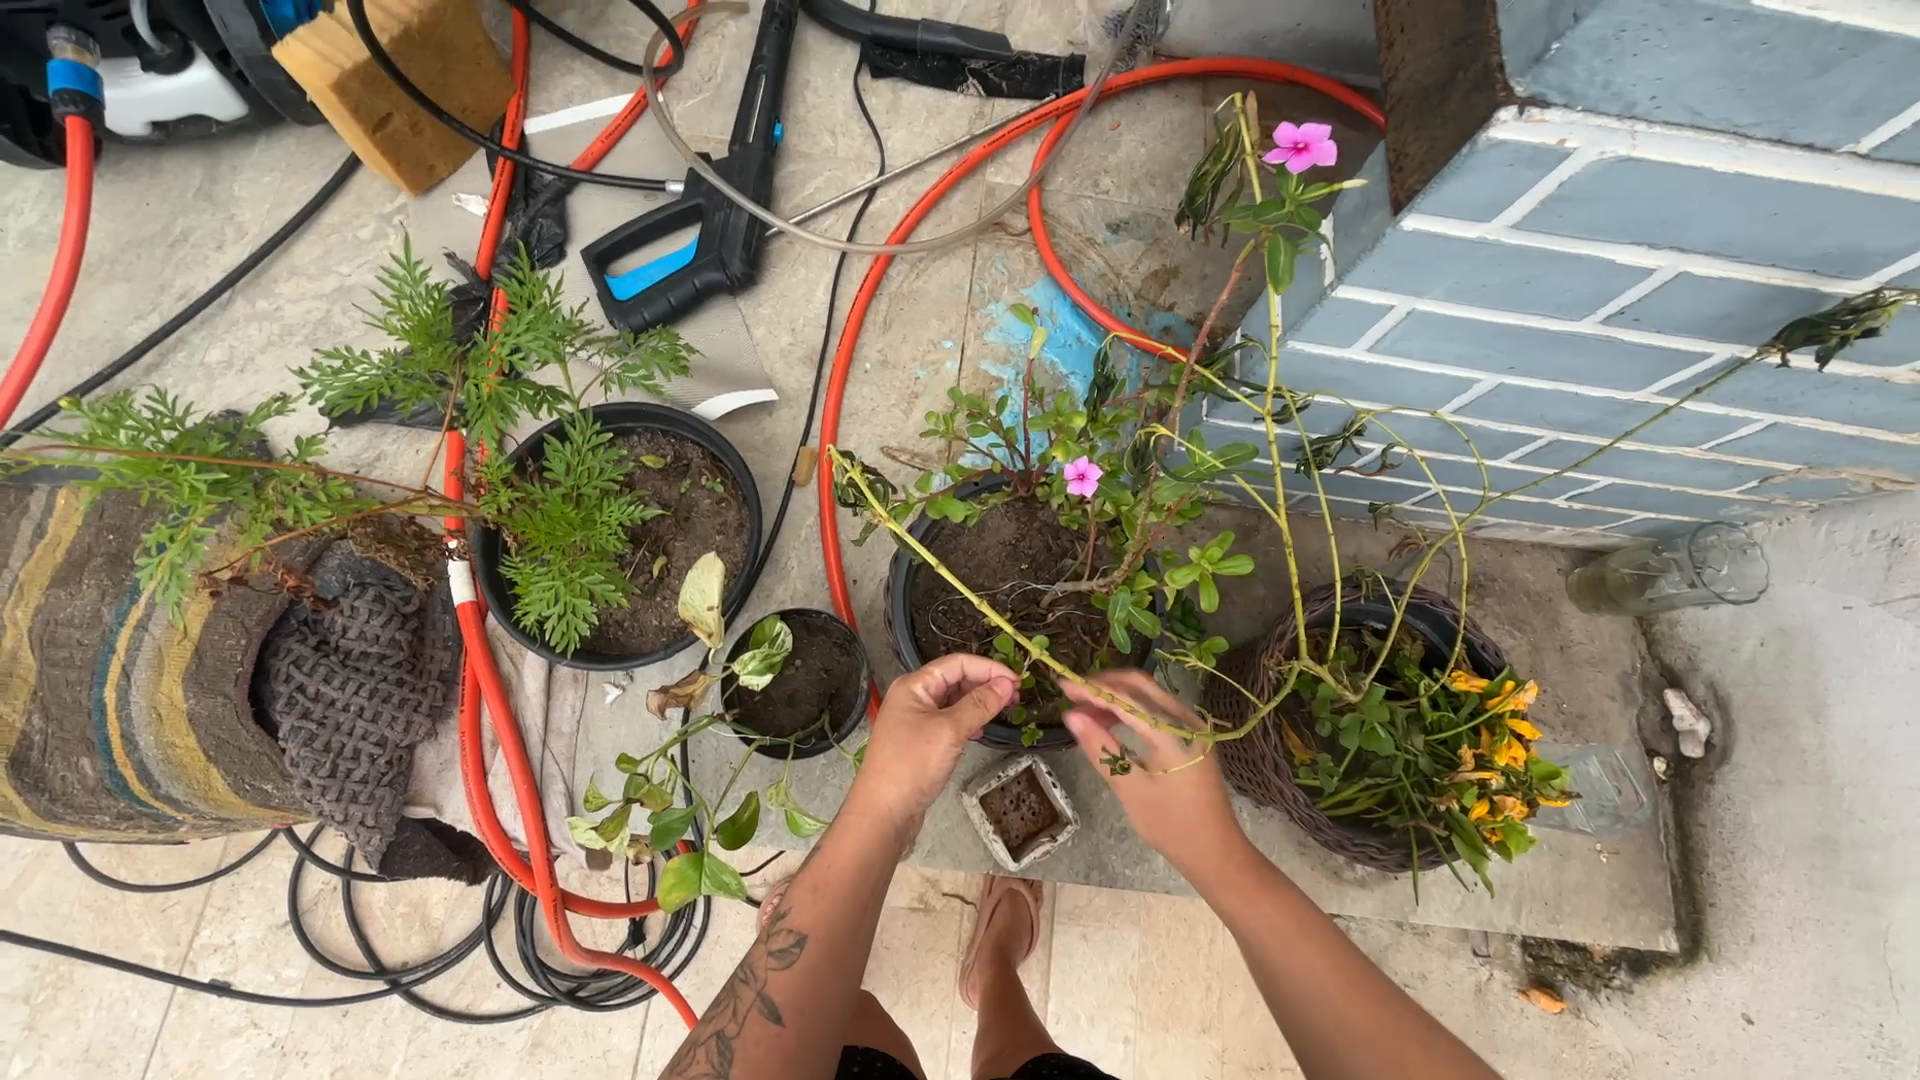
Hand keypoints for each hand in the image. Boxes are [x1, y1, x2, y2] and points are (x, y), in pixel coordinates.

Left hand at [845, 653, 1017, 838]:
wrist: (883, 812)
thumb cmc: (911, 766)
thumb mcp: (950, 731)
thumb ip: (979, 704)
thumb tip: (1007, 684)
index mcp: (915, 685)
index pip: (958, 663)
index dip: (989, 668)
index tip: (1017, 680)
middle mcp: (913, 697)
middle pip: (955, 679)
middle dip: (986, 684)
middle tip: (1015, 697)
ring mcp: (916, 719)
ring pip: (954, 700)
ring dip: (979, 702)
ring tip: (1004, 710)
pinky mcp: (921, 740)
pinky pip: (949, 720)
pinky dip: (968, 721)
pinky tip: (981, 730)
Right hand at [1062, 670, 1247, 870]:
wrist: (1216, 851)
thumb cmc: (1172, 826)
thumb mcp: (1130, 790)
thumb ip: (1101, 749)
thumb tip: (1072, 716)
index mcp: (1171, 732)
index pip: (1124, 697)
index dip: (1091, 689)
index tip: (1062, 685)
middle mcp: (1185, 719)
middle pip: (1138, 684)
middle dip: (1103, 684)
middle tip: (1072, 695)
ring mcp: (1191, 725)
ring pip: (1147, 693)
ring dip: (1116, 695)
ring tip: (1085, 711)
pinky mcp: (1190, 735)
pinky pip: (1155, 708)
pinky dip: (1130, 708)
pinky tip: (1110, 722)